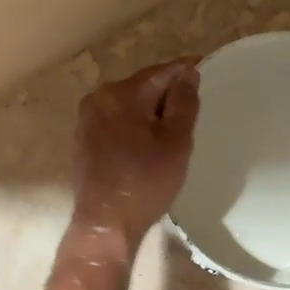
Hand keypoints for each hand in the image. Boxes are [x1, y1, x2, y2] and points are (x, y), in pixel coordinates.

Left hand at [71, 58, 200, 245]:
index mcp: (119, 94)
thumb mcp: (175, 141)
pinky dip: (135, 124)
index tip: (205, 67)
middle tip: (194, 105)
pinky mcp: (85, 140)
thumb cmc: (145, 182)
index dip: (184, 70)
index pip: (160, 72)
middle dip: (167, 93)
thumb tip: (187, 74)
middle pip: (142, 86)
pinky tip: (149, 140)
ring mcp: (87, 120)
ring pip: (128, 105)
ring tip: (175, 125)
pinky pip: (116, 121)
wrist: (106, 223)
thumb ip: (183, 103)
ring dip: (150, 110)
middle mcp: (98, 99)